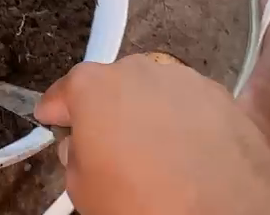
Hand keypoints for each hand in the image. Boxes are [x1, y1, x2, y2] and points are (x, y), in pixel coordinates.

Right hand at [35, 54, 269, 214]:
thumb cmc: (142, 204)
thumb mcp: (86, 194)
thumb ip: (73, 161)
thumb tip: (78, 148)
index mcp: (91, 86)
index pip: (61, 94)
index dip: (55, 111)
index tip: (50, 120)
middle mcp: (132, 68)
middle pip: (110, 88)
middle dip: (108, 112)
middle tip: (113, 148)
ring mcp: (178, 77)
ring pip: (152, 92)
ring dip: (149, 113)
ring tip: (159, 152)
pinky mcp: (218, 94)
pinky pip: (190, 105)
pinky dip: (187, 122)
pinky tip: (193, 154)